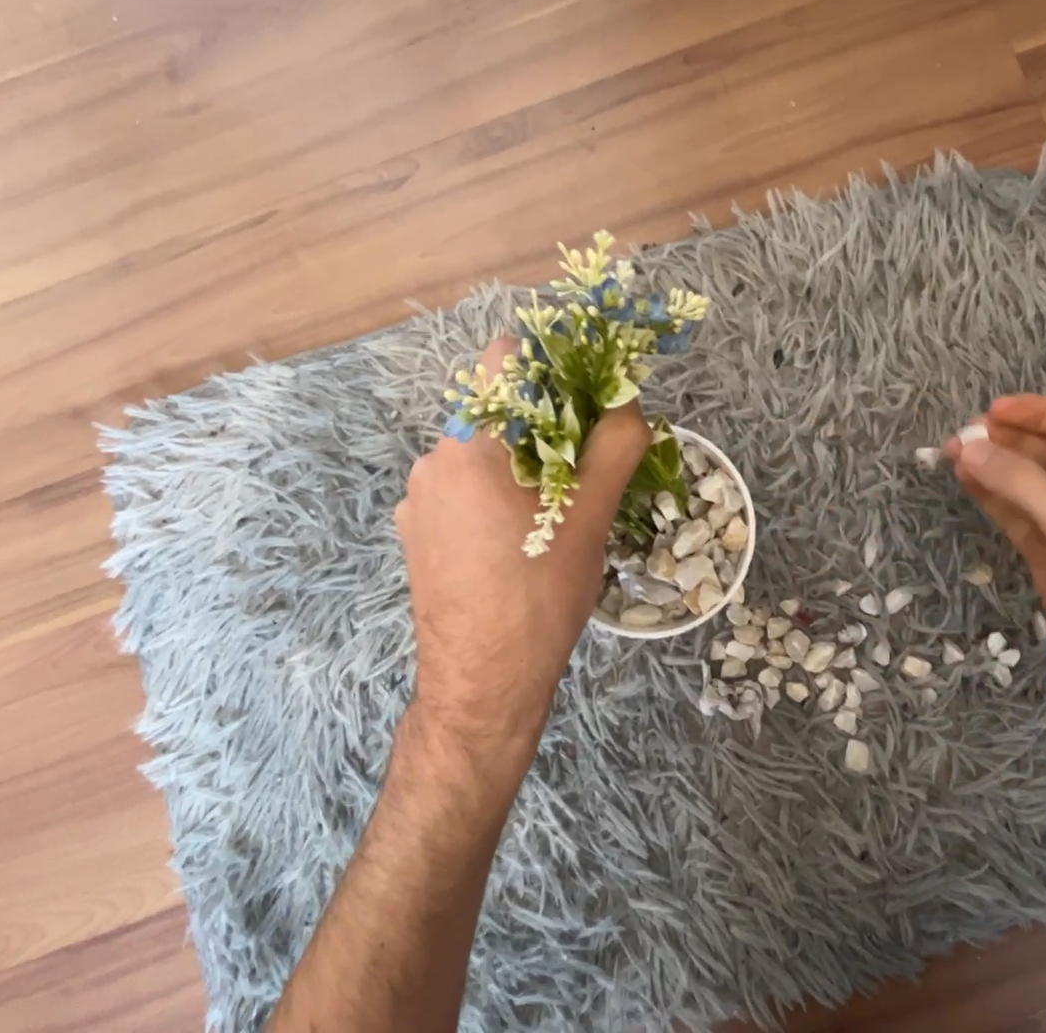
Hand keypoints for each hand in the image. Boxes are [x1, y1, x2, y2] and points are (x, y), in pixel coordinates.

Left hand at [395, 338, 650, 747]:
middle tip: (583, 475)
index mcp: (469, 445)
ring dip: (522, 466)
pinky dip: (496, 498)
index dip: (551, 367)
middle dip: (545, 427)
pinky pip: (463, 490)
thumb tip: (628, 397)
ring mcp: (418, 500)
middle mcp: (432, 461)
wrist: (483, 684)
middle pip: (497, 411)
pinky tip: (519, 544)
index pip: (504, 360)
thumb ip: (615, 443)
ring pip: (482, 454)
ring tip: (554, 518)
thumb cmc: (539, 596)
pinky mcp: (417, 533)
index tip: (586, 404)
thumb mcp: (591, 516)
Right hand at [945, 395, 1045, 710]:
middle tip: (959, 437)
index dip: (1037, 414)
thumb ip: (1021, 483)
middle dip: (1007, 443)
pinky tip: (969, 486)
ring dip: (995, 471)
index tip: (990, 412)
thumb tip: (967, 447)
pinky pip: (1019, 522)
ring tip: (952, 456)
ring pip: (1028, 489)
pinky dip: (994, 503)